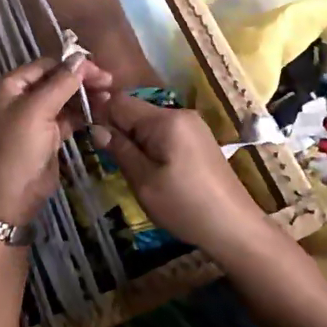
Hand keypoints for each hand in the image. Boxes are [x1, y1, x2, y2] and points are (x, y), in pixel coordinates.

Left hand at [0, 55, 113, 227]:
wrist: (12, 198)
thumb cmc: (18, 149)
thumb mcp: (38, 111)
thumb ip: (61, 82)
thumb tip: (81, 58)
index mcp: (9, 87)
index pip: (45, 66)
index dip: (72, 65)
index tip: (99, 70)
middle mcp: (20, 98)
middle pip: (56, 80)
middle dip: (82, 81)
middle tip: (110, 84)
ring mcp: (34, 118)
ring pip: (65, 99)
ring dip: (85, 97)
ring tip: (110, 98)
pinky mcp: (48, 135)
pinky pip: (68, 117)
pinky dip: (83, 114)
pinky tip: (102, 112)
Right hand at [88, 91, 267, 248]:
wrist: (233, 225)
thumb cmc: (185, 205)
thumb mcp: (144, 182)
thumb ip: (120, 150)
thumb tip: (96, 128)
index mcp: (166, 120)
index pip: (120, 101)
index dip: (101, 116)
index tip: (93, 141)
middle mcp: (180, 113)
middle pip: (136, 111)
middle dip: (120, 131)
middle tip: (113, 162)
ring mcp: (193, 125)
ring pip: (150, 123)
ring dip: (137, 141)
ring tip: (135, 171)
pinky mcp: (199, 139)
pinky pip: (166, 133)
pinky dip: (153, 146)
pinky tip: (155, 172)